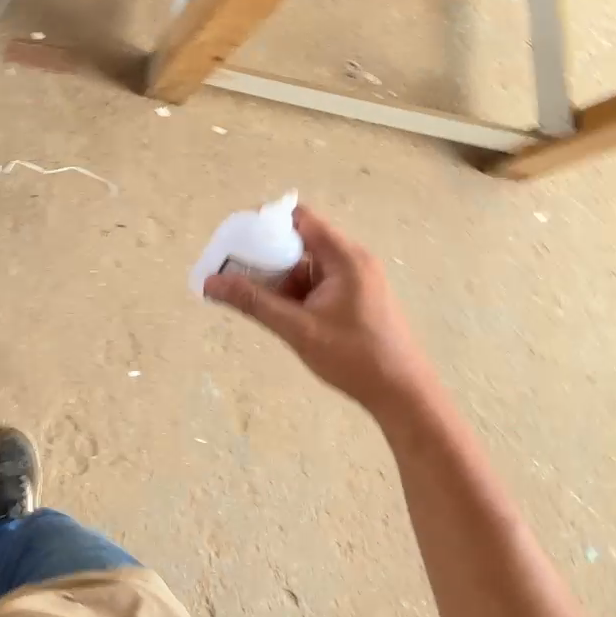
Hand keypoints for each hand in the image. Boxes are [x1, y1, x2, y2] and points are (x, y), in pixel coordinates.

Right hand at [204, 206, 437, 420]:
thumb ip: (253, 302)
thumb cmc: (355, 358)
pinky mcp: (356, 298)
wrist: (405, 398)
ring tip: (249, 293)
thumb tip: (210, 283)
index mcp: (345, 258)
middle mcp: (352, 260)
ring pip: (305, 263)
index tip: (234, 237)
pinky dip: (294, 290)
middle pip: (299, 240)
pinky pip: (316, 281)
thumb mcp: (298, 329)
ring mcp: (356, 280)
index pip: (300, 219)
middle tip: (233, 268)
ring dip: (278, 275)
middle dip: (264, 252)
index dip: (265, 221)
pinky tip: (276, 310)